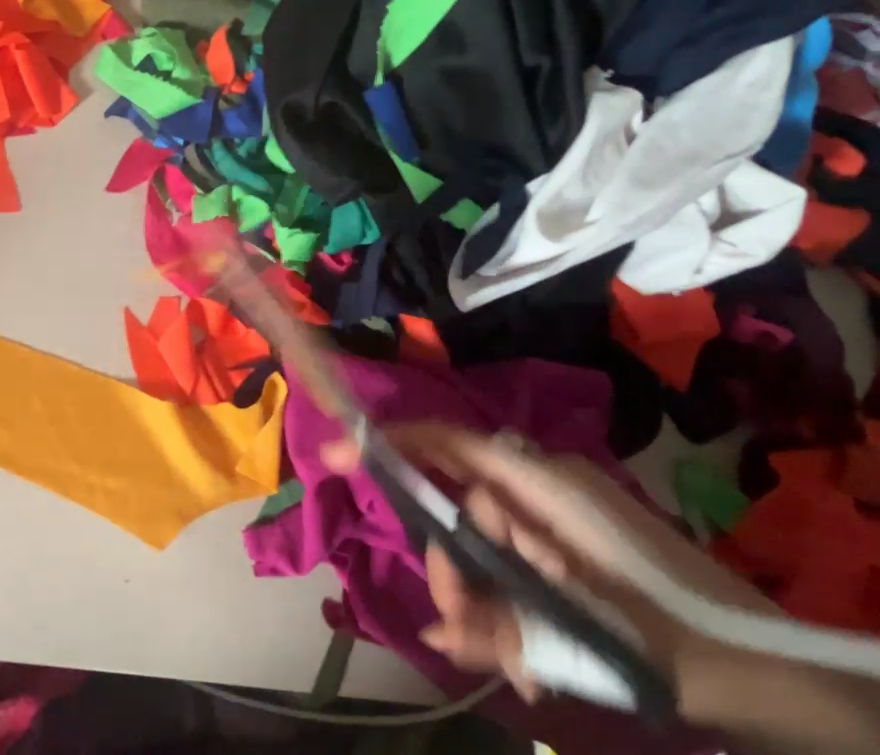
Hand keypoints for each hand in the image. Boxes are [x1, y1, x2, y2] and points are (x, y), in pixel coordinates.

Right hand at [320, 424, 772, 705]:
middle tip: (456, 623)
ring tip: (514, 667)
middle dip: (449, 570)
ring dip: (484, 603)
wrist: (779, 669)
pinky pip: (512, 558)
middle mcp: (545, 489)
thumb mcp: (587, 643)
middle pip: (456, 507)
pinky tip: (528, 660)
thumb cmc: (677, 638)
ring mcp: (558, 514)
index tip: (334, 455)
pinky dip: (510, 605)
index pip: (446, 444)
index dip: (386, 444)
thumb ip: (500, 632)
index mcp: (545, 489)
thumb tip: (429, 628)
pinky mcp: (570, 541)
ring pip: (482, 541)